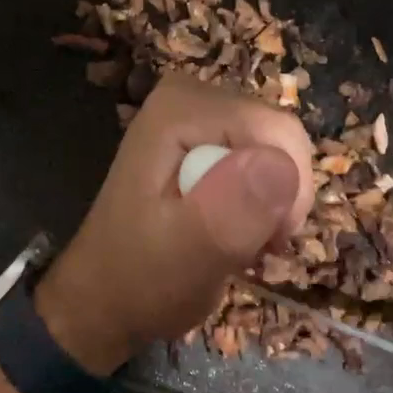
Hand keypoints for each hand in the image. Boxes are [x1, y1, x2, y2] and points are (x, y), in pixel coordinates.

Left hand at [33, 74, 314, 374]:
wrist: (103, 297)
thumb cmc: (141, 280)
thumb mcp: (189, 256)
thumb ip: (234, 208)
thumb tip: (282, 164)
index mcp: (182, 108)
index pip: (279, 132)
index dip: (288, 191)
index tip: (265, 242)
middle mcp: (190, 94)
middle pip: (279, 136)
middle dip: (278, 197)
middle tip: (245, 245)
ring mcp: (196, 112)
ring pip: (275, 150)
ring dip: (269, 203)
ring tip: (232, 240)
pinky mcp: (202, 134)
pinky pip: (260, 158)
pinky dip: (257, 200)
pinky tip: (228, 226)